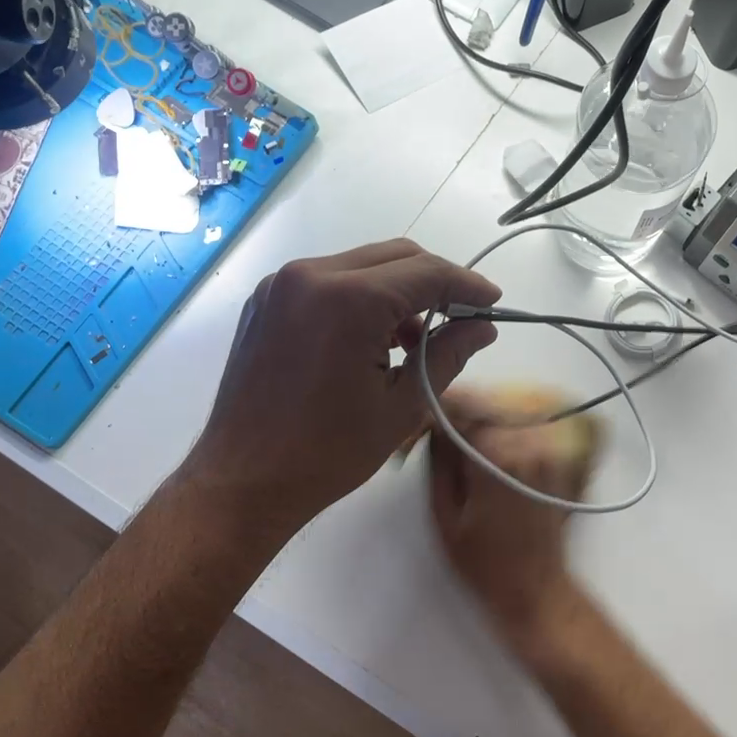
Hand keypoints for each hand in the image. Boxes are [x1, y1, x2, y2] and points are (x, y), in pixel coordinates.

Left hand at [184, 239, 500, 534]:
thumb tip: (483, 327)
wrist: (243, 480)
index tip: (493, 301)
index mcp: (347, 300)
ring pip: (362, 264)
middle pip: (395, 256)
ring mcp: (282, 284)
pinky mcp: (267, 299)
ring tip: (415, 340)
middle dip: (435, 282)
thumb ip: (449, 354)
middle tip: (462, 318)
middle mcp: (311, 275)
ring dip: (399, 290)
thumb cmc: (328, 453)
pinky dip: (362, 297)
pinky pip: (330, 280)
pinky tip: (373, 339)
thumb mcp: (403, 406)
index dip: (466, 284)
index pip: (426, 273)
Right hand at [427, 390, 595, 651]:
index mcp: (496, 457)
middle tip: (433, 428)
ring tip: (455, 437)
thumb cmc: (483, 563)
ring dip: (481, 418)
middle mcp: (527, 445)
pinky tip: (484, 448)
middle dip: (459, 412)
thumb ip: (439, 463)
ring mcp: (547, 451)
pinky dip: (503, 430)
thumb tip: (432, 425)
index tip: (420, 412)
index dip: (438, 407)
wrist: (535, 590)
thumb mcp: (444, 516)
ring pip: (506, 415)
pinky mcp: (557, 460)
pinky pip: (524, 431)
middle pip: (486, 408)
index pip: (463, 410)